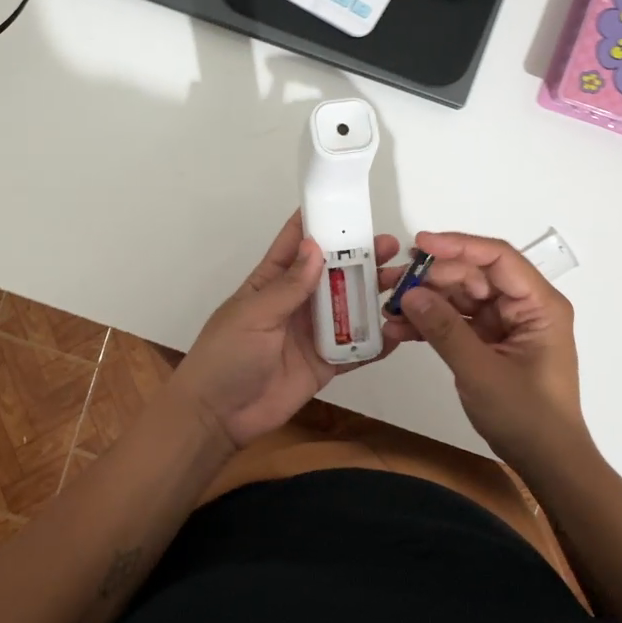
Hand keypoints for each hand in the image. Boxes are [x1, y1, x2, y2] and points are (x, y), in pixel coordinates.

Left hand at [175, 211, 400, 448]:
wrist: (218, 415)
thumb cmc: (226, 355)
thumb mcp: (254, 314)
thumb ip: (288, 286)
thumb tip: (315, 247)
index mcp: (270, 284)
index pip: (295, 246)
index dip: (319, 226)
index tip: (348, 207)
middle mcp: (295, 304)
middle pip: (332, 275)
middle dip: (360, 258)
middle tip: (392, 246)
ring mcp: (311, 334)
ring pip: (349, 308)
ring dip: (374, 295)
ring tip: (403, 281)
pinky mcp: (324, 365)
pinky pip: (355, 350)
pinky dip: (376, 342)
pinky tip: (399, 330)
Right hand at [383, 231, 582, 454]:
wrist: (547, 463)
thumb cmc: (526, 416)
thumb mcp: (481, 372)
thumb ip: (445, 330)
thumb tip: (410, 293)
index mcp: (538, 305)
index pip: (498, 258)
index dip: (458, 246)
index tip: (418, 245)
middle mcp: (523, 307)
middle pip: (473, 275)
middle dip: (431, 278)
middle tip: (389, 283)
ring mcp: (505, 325)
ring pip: (459, 297)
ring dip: (424, 302)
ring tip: (387, 309)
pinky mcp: (489, 343)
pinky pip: (455, 321)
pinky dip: (429, 324)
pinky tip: (398, 330)